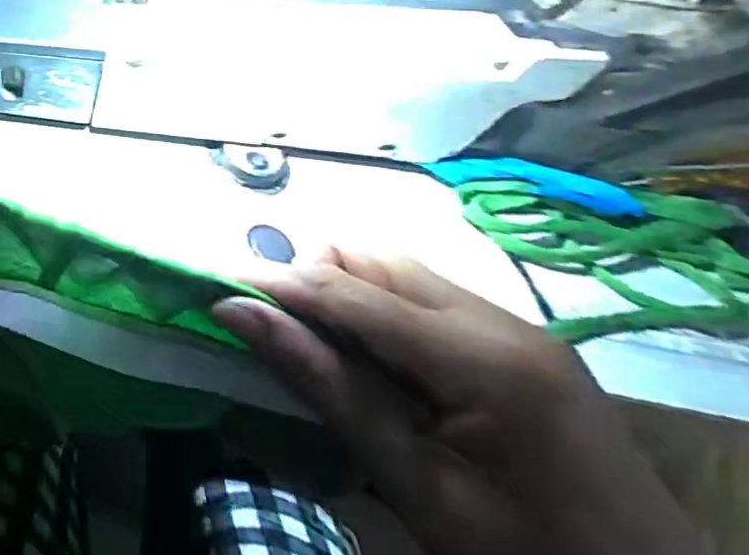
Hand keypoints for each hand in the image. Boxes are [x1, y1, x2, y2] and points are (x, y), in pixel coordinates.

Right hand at [213, 250, 706, 554]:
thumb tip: (241, 314)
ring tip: (323, 347)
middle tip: (279, 329)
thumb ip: (328, 390)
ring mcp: (521, 325)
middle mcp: (503, 319)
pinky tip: (379, 361)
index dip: (283, 284)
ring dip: (349, 292)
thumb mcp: (417, 489)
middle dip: (317, 279)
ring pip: (403, 270)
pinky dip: (386, 310)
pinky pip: (432, 297)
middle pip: (378, 258)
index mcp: (484, 360)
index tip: (224, 290)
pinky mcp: (525, 340)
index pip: (353, 290)